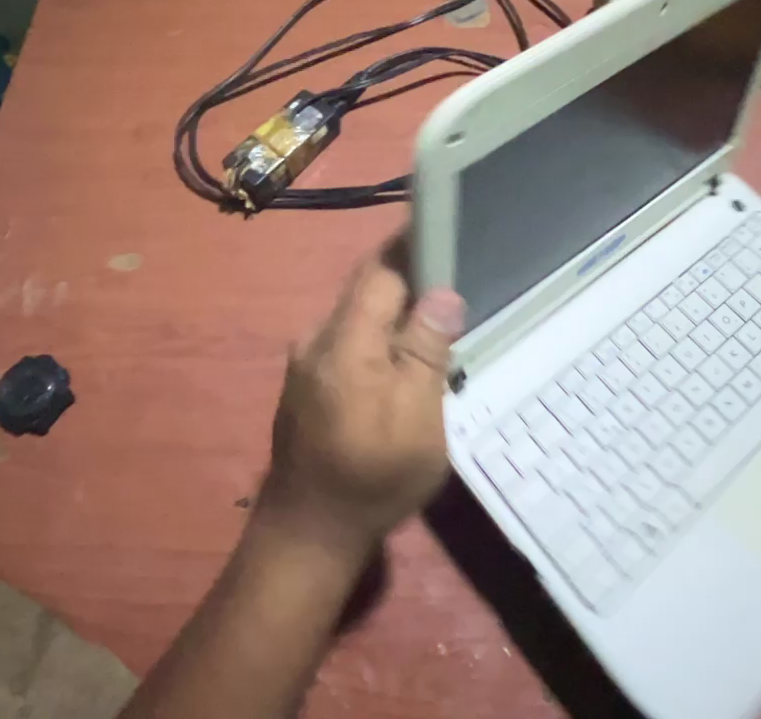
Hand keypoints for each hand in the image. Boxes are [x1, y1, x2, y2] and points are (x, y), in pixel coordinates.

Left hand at [255, 242, 463, 559]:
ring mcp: (306, 360)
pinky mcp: (307, 381)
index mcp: (346, 340)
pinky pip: (348, 339)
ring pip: (357, 314)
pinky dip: (378, 335)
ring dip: (394, 308)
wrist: (307, 533)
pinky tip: (403, 355)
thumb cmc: (371, 478)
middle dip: (407, 275)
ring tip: (436, 315)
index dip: (410, 244)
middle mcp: (318, 338)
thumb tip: (442, 294)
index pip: (380, 270)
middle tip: (453, 274)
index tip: (443, 226)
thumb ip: (426, 352)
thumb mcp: (416, 419)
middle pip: (366, 288)